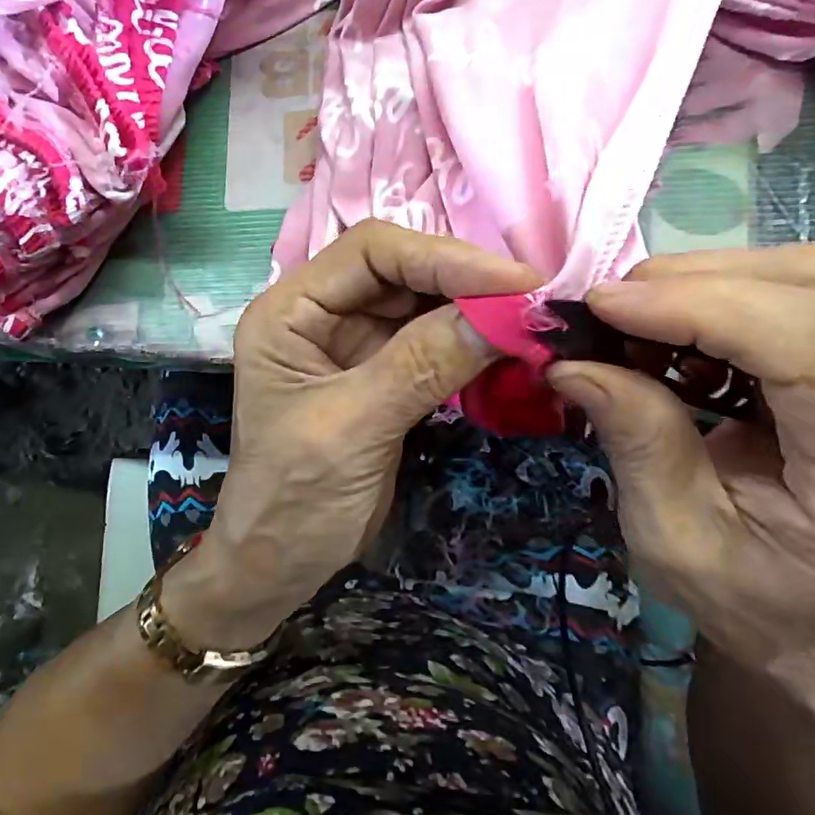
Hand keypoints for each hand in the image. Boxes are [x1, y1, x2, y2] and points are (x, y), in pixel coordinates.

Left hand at [163, 221, 541, 649]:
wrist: (277, 562)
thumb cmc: (293, 498)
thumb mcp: (352, 426)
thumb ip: (420, 364)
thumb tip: (503, 313)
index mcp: (288, 311)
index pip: (370, 252)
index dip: (442, 256)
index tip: (515, 282)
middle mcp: (316, 314)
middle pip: (399, 271)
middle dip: (465, 282)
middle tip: (537, 303)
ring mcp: (348, 343)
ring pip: (420, 304)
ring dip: (474, 310)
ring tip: (533, 324)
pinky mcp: (377, 374)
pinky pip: (429, 342)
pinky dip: (468, 343)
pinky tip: (506, 350)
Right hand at [546, 245, 814, 665]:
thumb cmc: (741, 603)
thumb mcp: (669, 536)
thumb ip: (637, 439)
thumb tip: (574, 359)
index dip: (711, 306)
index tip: (605, 305)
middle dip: (702, 284)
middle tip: (607, 310)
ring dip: (714, 283)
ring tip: (639, 321)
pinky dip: (730, 300)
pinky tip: (680, 333)